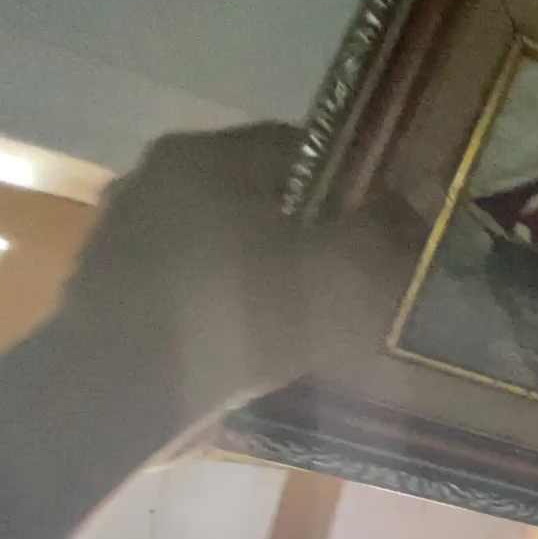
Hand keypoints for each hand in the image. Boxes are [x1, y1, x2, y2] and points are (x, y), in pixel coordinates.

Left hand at [59, 123, 402, 413]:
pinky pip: (203, 277)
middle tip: (365, 268)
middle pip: (269, 193)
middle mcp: (158, 176)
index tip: (393, 222)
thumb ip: (390, 224)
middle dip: (320, 227)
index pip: (308, 146)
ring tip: (322, 307)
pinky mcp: (114, 285)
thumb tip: (423, 191)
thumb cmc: (247, 312)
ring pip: (235, 237)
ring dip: (279, 263)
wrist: (126, 391)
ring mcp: (127, 231)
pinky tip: (269, 333)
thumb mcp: (347, 268)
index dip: (362, 182)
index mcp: (210, 154)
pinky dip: (240, 296)